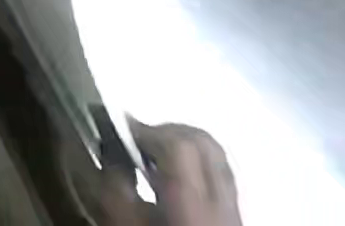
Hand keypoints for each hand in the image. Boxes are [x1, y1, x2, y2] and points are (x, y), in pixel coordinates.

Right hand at [97, 122, 241, 225]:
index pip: (179, 143)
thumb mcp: (117, 217)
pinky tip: (168, 180)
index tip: (117, 131)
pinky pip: (218, 175)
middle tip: (136, 142)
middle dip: (165, 130)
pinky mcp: (236, 220)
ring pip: (215, 157)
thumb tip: (108, 138)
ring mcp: (235, 214)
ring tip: (150, 159)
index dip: (145, 128)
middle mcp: (222, 204)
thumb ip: (112, 174)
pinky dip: (192, 164)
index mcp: (191, 204)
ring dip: (179, 145)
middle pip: (204, 142)